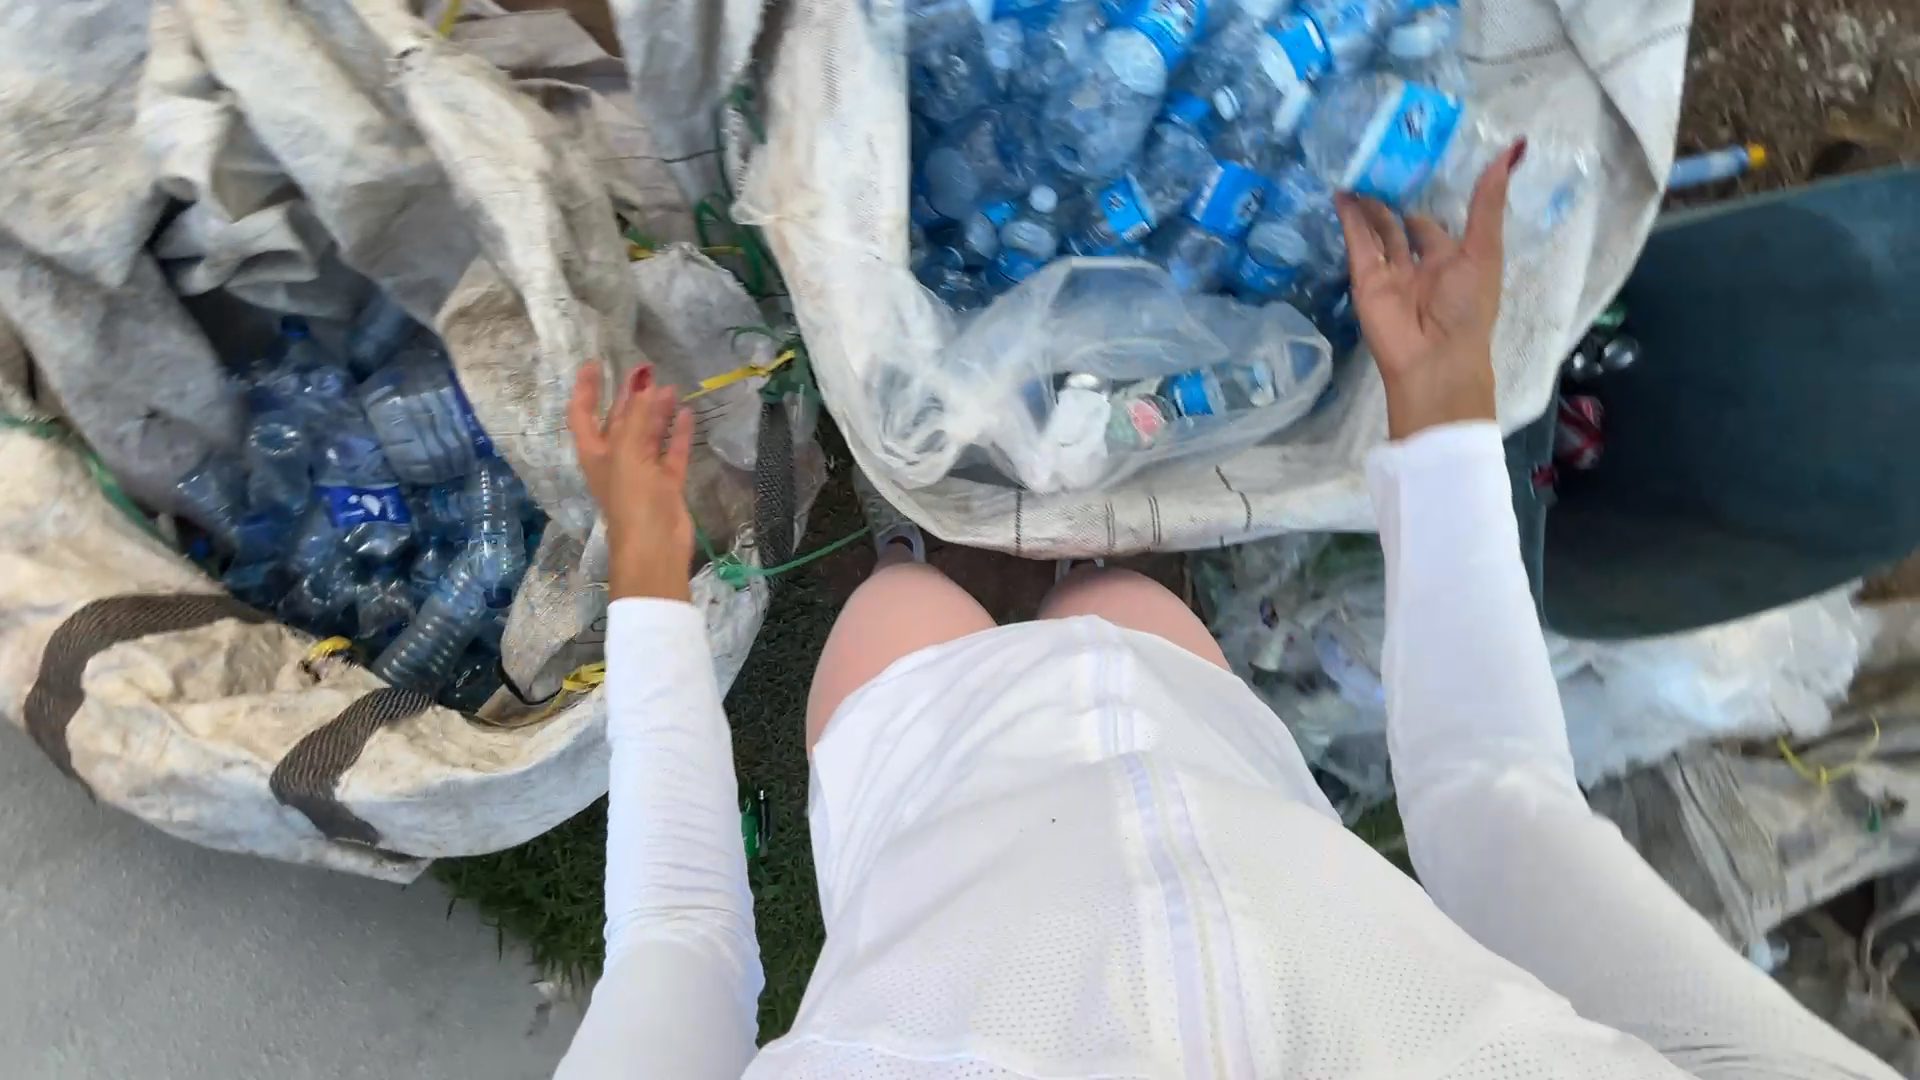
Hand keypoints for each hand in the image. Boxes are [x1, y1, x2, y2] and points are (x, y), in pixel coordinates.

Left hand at [568, 361, 696, 603]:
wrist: (655, 545)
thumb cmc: (632, 499)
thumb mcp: (627, 453)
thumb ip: (638, 418)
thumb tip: (647, 387)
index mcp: (595, 452)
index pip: (583, 413)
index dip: (586, 388)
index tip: (595, 363)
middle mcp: (616, 459)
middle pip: (620, 420)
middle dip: (629, 396)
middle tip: (645, 369)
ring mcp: (643, 472)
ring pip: (648, 434)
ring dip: (657, 411)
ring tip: (671, 387)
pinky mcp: (667, 483)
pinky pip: (672, 452)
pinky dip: (678, 434)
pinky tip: (687, 414)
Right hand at [1335, 139, 1525, 440]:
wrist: (1434, 357)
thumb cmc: (1468, 307)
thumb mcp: (1485, 249)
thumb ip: (1488, 203)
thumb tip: (1513, 148)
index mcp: (1449, 260)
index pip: (1428, 228)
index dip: (1421, 203)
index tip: (1410, 174)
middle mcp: (1415, 266)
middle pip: (1396, 228)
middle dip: (1387, 202)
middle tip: (1376, 169)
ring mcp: (1388, 274)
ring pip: (1375, 234)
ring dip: (1365, 208)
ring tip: (1355, 175)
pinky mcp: (1364, 281)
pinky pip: (1358, 246)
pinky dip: (1349, 222)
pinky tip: (1342, 197)